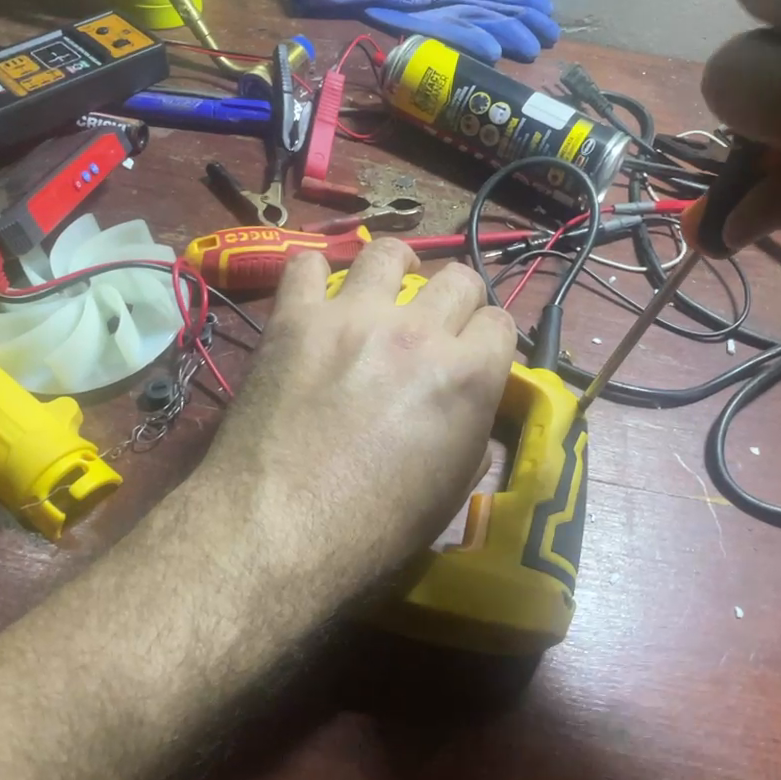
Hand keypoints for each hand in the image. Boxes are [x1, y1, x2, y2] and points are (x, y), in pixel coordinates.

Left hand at [195, 240, 517, 589]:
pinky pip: (309, 266)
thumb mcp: (450, 494)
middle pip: (457, 279)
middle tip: (433, 327)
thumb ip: (471, 439)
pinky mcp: (296, 318)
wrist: (280, 524)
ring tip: (385, 288)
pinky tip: (319, 297)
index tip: (474, 355)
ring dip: (397, 267)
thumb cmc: (375, 526)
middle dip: (455, 301)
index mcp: (467, 376)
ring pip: (389, 253)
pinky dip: (317, 276)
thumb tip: (468, 414)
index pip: (500, 323)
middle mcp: (418, 331)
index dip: (489, 340)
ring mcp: (353, 316)